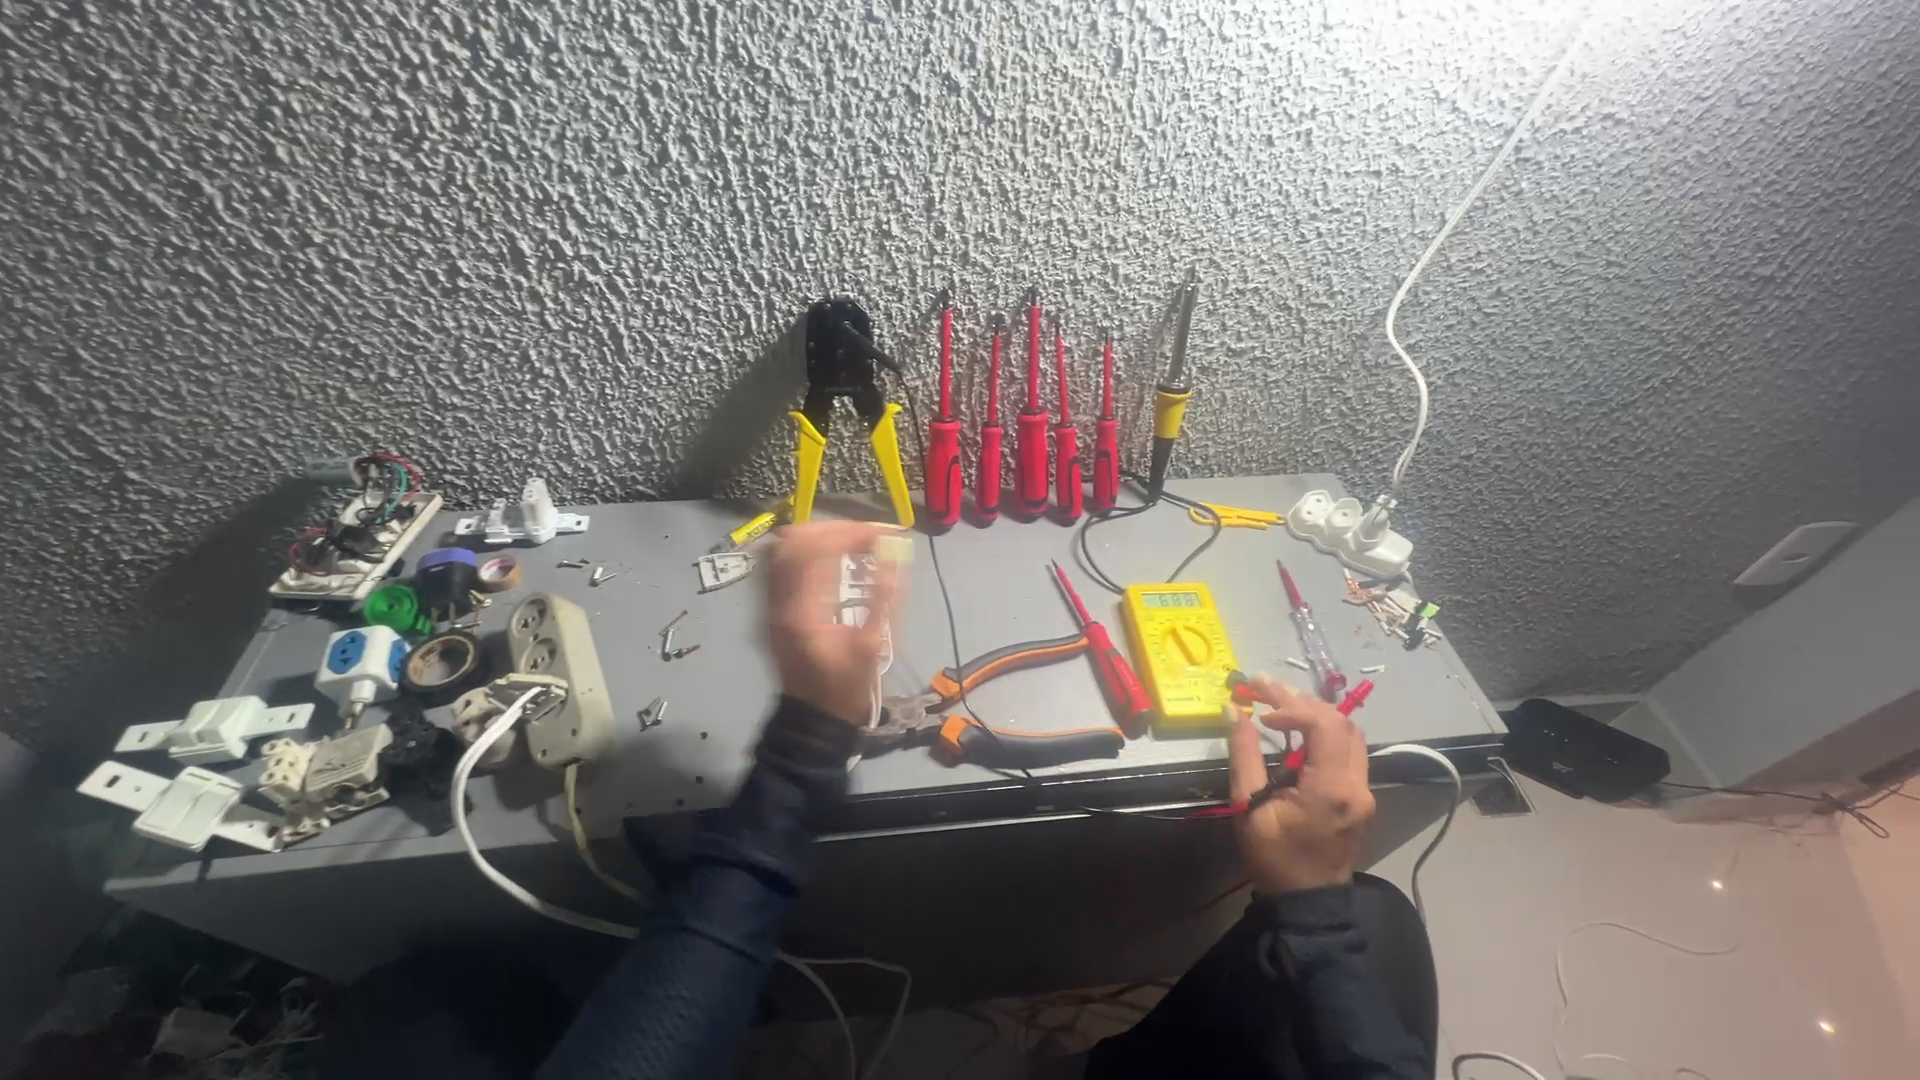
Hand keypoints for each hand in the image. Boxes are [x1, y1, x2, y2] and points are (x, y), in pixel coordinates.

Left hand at [761, 521, 901, 726]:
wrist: (812, 717)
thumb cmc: (845, 687)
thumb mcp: (872, 646)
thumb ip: (885, 597)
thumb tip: (897, 553)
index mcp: (804, 609)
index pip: (820, 547)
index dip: (854, 531)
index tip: (885, 535)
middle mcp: (779, 599)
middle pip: (797, 538)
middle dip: (837, 529)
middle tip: (870, 538)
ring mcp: (769, 602)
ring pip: (784, 546)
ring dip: (820, 536)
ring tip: (853, 545)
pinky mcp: (770, 605)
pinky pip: (780, 562)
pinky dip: (806, 550)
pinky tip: (831, 559)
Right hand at [1224, 674, 1374, 893]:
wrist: (1307, 901)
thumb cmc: (1274, 858)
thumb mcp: (1249, 807)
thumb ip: (1244, 754)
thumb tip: (1233, 709)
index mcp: (1332, 789)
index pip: (1325, 725)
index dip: (1292, 708)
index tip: (1260, 713)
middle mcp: (1357, 785)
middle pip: (1340, 721)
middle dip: (1300, 701)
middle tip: (1262, 689)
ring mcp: (1363, 790)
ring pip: (1348, 732)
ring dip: (1313, 713)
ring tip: (1277, 704)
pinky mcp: (1359, 794)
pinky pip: (1347, 748)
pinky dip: (1321, 730)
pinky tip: (1294, 729)